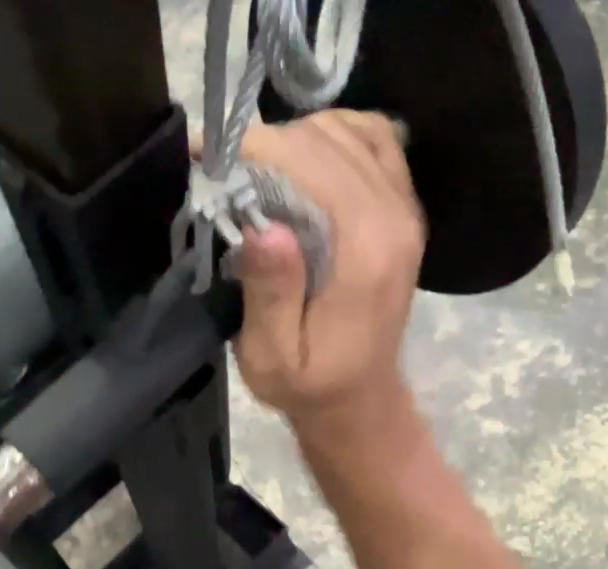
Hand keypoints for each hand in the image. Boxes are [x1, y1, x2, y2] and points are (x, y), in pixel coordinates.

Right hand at [228, 110, 426, 421]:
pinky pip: (375, 141)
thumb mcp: (273, 359)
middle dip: (267, 143)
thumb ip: (270, 296)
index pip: (309, 163)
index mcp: (364, 252)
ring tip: (257, 174)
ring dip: (297, 140)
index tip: (202, 156)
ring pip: (350, 130)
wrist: (361, 399)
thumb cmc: (310, 385)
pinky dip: (335, 137)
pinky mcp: (403, 208)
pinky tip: (304, 163)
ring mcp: (405, 209)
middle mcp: (394, 218)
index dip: (252, 147)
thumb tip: (263, 226)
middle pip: (327, 139)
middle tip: (222, 173)